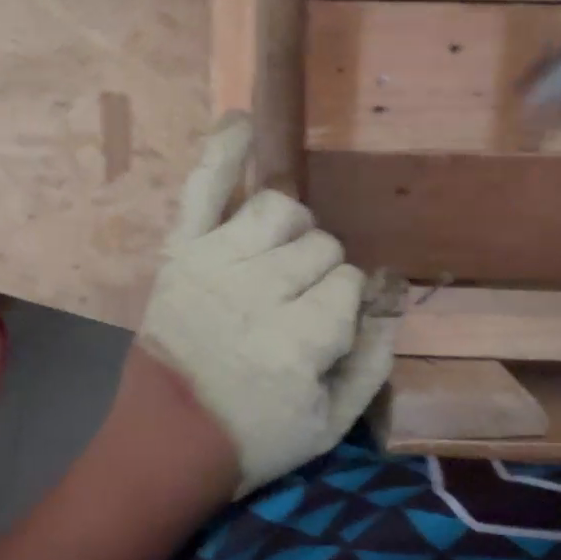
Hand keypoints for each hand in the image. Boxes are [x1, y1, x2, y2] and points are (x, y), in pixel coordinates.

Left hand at [137, 114, 395, 495]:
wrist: (167, 439)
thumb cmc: (254, 438)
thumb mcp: (332, 425)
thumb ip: (373, 362)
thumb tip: (393, 300)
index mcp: (303, 336)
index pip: (350, 283)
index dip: (342, 307)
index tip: (321, 334)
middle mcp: (262, 289)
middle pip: (320, 246)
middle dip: (318, 276)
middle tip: (294, 311)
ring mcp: (217, 262)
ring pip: (280, 211)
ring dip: (291, 230)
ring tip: (278, 258)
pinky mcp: (181, 252)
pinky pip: (203, 187)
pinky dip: (223, 150)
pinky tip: (241, 121)